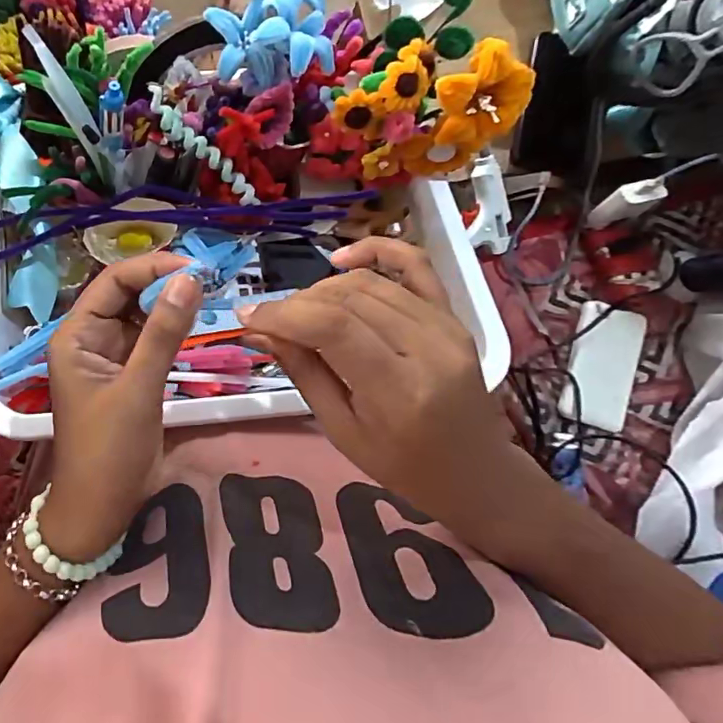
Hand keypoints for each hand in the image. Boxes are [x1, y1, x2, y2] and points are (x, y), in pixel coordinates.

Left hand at [44, 253, 200, 560]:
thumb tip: (190, 278)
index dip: (152, 267)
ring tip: (211, 292)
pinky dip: (173, 330)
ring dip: (172, 304)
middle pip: (128, 295)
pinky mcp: (129, 375)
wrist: (99, 510)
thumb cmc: (109, 450)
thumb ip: (164, 333)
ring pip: (142, 316)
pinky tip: (199, 321)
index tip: (196, 266)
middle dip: (165, 282)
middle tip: (212, 276)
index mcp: (77, 335)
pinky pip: (151, 340)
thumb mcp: (138, 389)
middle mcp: (90, 339)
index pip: (113, 282)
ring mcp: (111, 357)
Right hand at [239, 238, 515, 516]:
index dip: (284, 315)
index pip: (333, 328)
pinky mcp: (453, 315)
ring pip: (372, 283)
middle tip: (272, 321)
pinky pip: (416, 265)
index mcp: (399, 391)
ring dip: (325, 289)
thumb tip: (260, 330)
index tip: (248, 316)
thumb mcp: (342, 430)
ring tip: (302, 310)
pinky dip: (377, 251)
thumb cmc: (403, 465)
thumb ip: (303, 372)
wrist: (474, 471)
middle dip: (299, 303)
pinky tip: (342, 260)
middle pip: (350, 299)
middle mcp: (428, 348)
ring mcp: (446, 326)